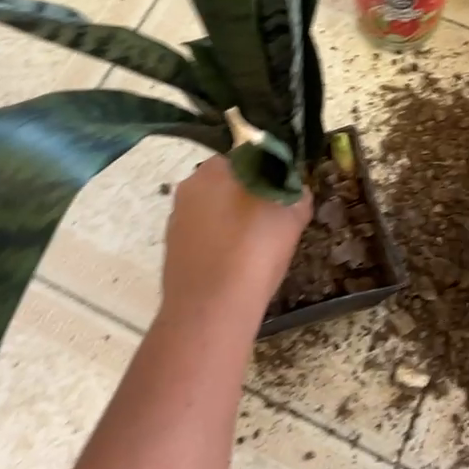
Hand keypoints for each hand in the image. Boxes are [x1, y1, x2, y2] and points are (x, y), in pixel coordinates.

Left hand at [161, 156, 310, 326]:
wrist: (210, 311)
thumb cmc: (253, 253)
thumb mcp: (290, 220)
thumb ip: (296, 196)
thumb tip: (297, 190)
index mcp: (216, 169)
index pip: (247, 157)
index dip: (269, 174)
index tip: (282, 195)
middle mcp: (189, 187)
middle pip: (227, 183)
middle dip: (248, 196)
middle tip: (272, 220)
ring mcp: (176, 219)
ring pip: (213, 210)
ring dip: (232, 220)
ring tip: (255, 247)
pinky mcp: (171, 248)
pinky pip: (202, 235)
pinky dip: (218, 243)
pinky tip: (234, 264)